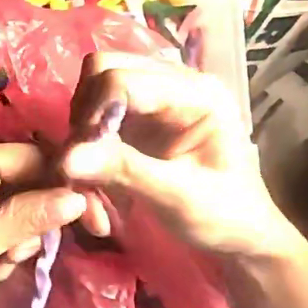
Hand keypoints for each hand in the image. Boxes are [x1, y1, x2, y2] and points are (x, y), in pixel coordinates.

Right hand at [61, 53, 304, 262]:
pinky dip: (87, 147)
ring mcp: (154, 96)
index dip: (93, 115)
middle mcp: (173, 82)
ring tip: (90, 184)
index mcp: (196, 92)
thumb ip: (124, 170)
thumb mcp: (177, 197)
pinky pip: (96, 114)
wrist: (240, 236)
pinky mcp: (139, 114)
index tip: (82, 162)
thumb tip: (66, 159)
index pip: (122, 79)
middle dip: (84, 118)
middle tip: (82, 167)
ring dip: (82, 136)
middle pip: (102, 70)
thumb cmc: (223, 216)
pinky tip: (97, 183)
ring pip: (93, 90)